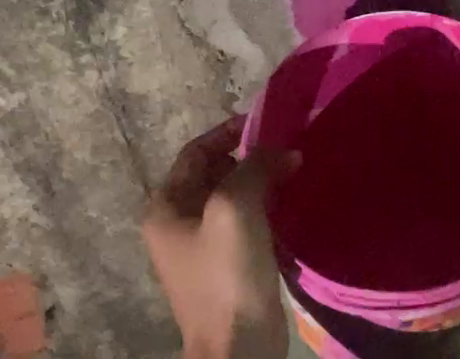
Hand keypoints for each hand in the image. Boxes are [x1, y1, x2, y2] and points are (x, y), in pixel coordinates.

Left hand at [142, 116, 298, 358]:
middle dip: (249, 155)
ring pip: (232, 196)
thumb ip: (256, 166)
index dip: (228, 132)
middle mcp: (176, 223)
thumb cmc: (226, 273)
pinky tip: (290, 201)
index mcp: (165, 207)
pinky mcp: (227, 266)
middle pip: (214, 171)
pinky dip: (265, 205)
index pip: (196, 151)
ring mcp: (201, 248)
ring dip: (260, 180)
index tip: (266, 123)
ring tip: (294, 168)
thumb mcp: (236, 205)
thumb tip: (284, 150)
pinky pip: (245, 221)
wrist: (238, 349)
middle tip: (286, 146)